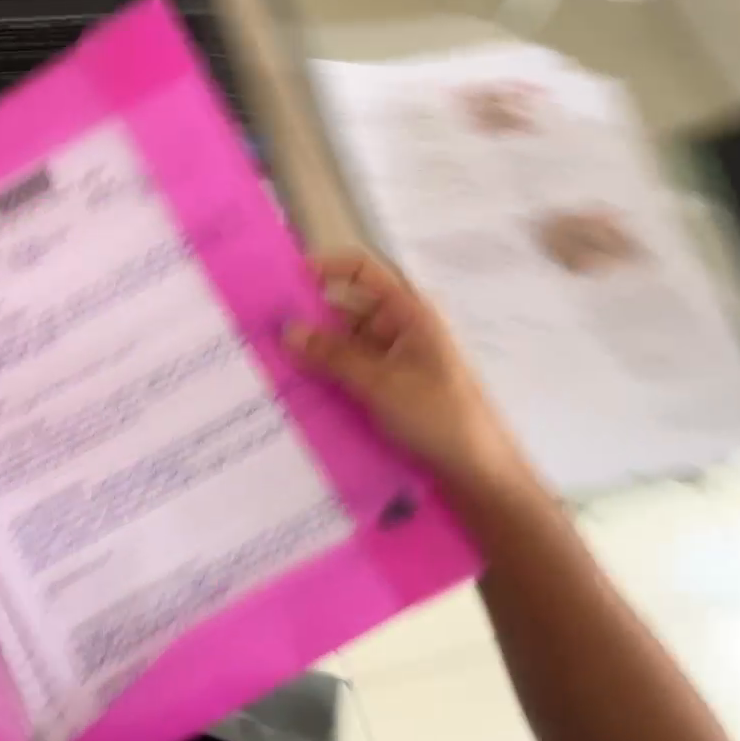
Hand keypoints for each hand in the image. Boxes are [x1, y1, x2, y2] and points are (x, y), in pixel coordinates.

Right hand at [283, 249, 530, 491]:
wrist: (479, 472)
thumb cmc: (440, 416)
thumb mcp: (382, 383)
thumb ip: (332, 355)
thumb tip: (286, 328)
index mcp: (409, 313)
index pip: (364, 272)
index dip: (326, 268)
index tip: (283, 279)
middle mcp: (399, 329)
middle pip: (344, 310)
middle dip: (306, 317)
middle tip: (260, 328)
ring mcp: (391, 360)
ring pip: (341, 345)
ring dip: (311, 352)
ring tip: (266, 360)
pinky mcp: (384, 388)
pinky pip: (345, 373)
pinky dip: (322, 376)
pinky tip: (291, 387)